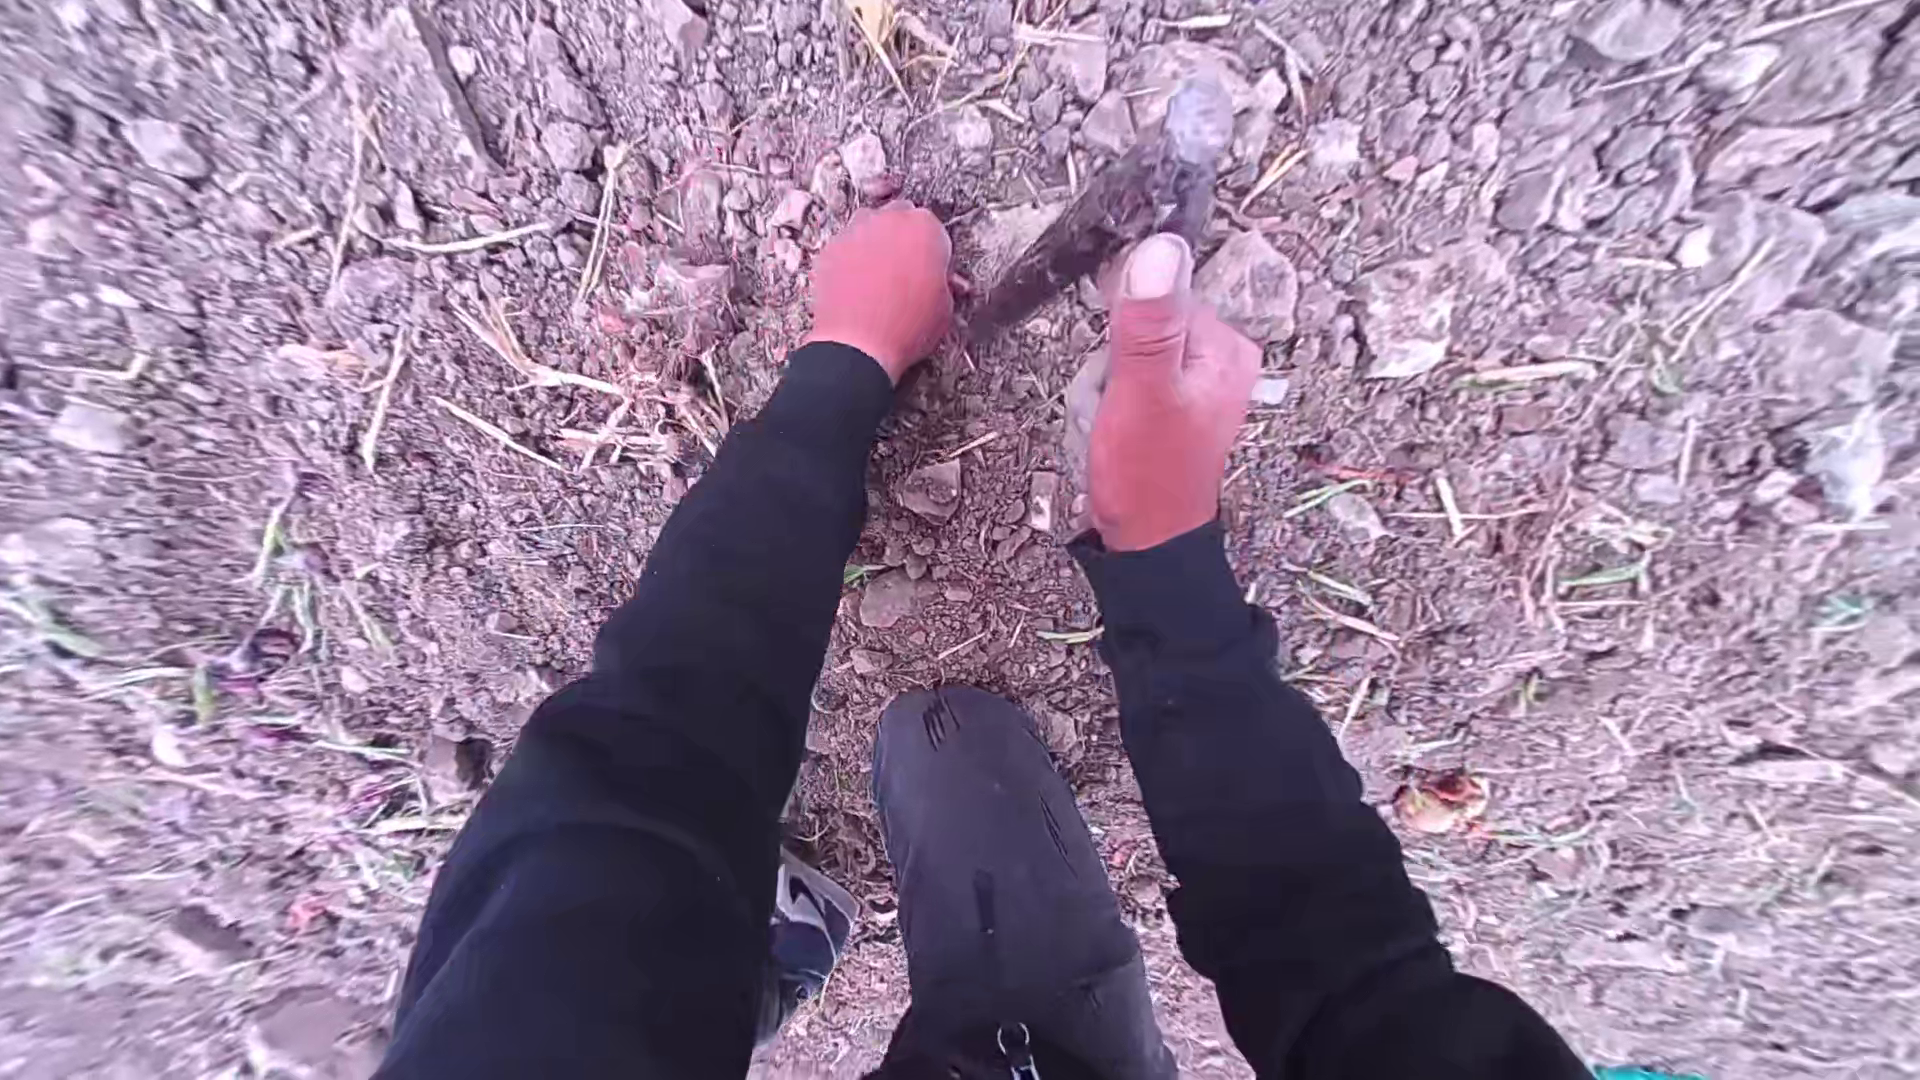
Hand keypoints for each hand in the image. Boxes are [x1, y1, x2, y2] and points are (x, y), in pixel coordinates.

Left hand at [803, 201, 953, 383]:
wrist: (858, 347)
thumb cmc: (904, 330)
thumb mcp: (944, 312)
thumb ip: (944, 285)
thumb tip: (941, 284)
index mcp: (925, 229)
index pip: (936, 231)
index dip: (935, 255)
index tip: (932, 272)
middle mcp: (889, 220)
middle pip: (900, 220)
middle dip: (904, 243)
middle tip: (906, 275)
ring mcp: (855, 231)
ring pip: (870, 229)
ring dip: (877, 247)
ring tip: (880, 283)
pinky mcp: (830, 249)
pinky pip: (846, 249)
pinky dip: (851, 262)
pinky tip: (858, 290)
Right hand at [1089, 234, 1259, 551]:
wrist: (1145, 540)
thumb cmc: (1149, 477)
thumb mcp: (1144, 394)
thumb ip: (1148, 325)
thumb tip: (1159, 250)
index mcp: (1224, 349)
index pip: (1159, 297)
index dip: (1123, 329)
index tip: (1116, 369)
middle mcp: (1215, 361)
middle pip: (1137, 328)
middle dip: (1109, 368)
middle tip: (1115, 406)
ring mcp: (1191, 386)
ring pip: (1122, 357)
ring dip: (1102, 390)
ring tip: (1112, 425)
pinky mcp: (1169, 406)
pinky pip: (1123, 384)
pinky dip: (1107, 405)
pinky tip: (1112, 432)